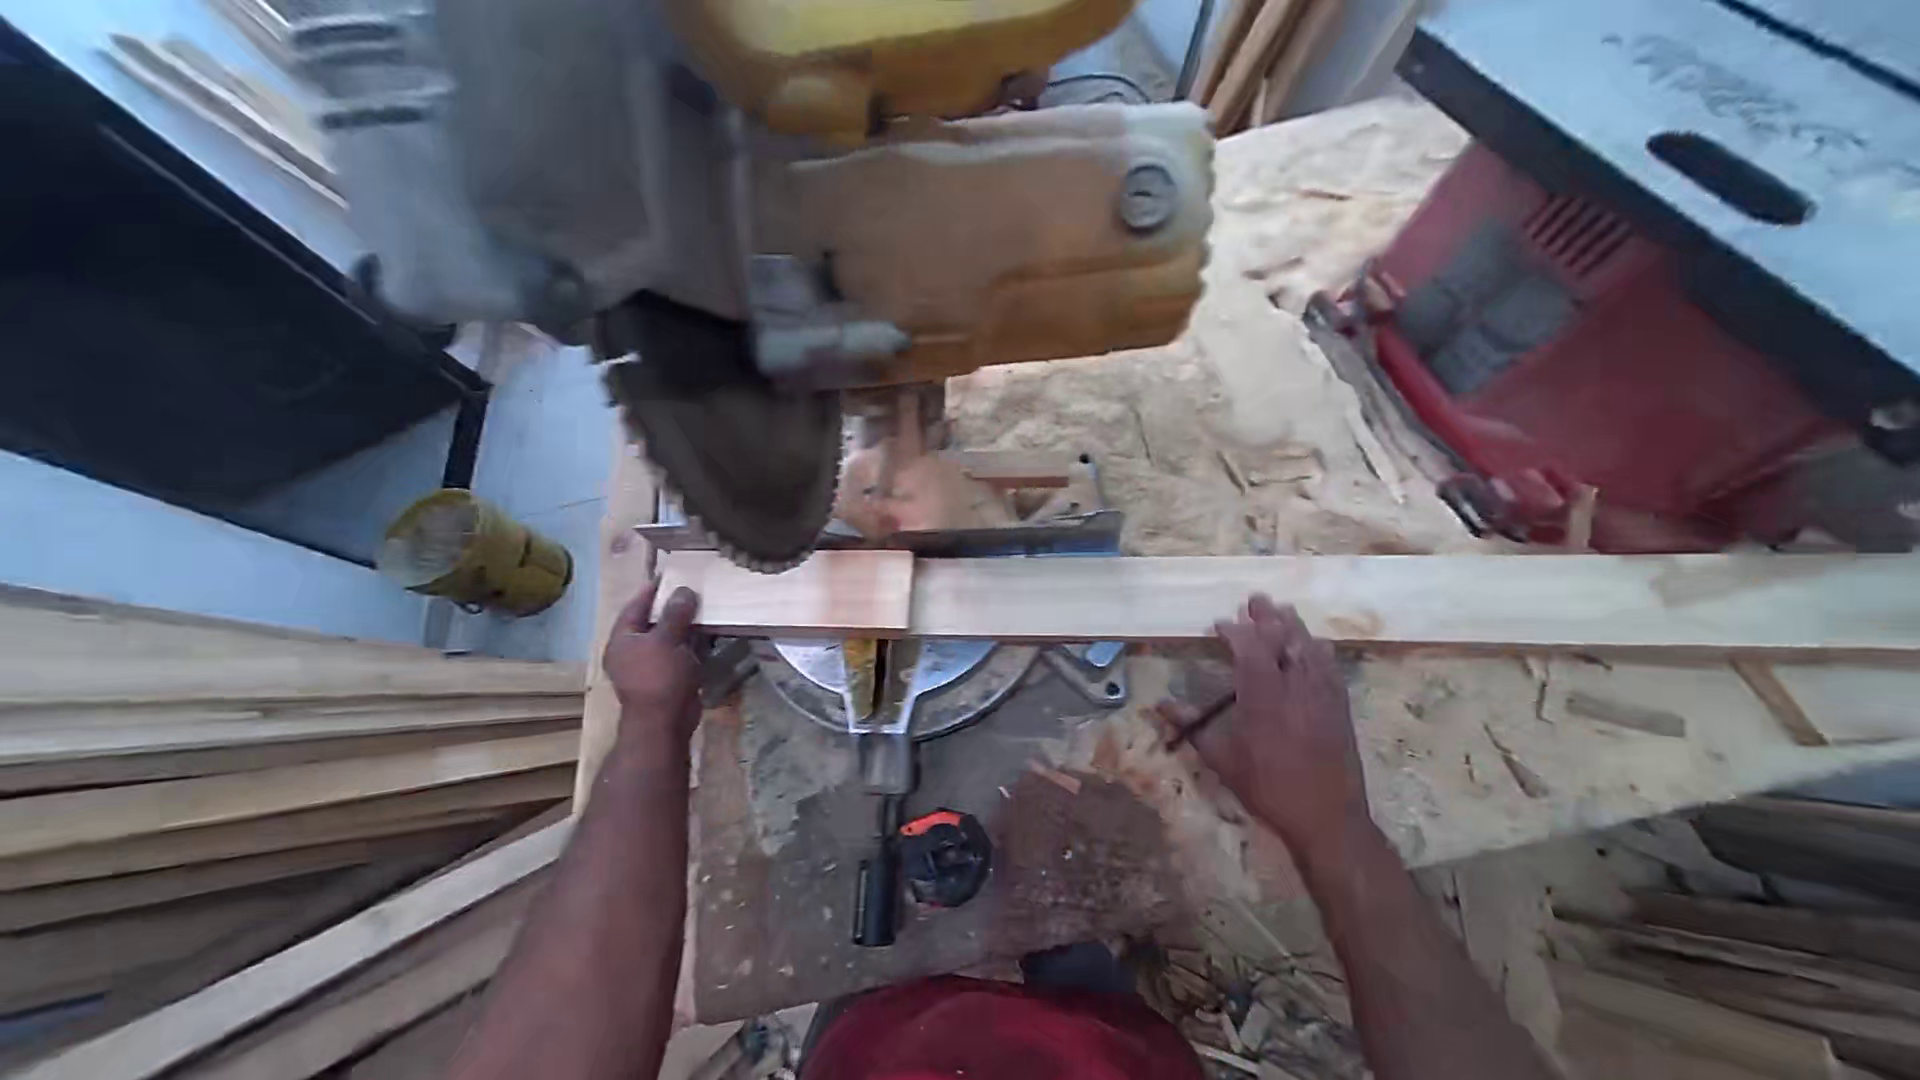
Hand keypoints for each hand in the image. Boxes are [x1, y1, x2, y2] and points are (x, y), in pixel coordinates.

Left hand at [602, 580, 702, 752]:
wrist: (665, 722)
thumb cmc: (659, 677)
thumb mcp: (667, 639)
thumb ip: (676, 613)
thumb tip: (684, 591)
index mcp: (623, 640)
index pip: (634, 607)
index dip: (650, 590)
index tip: (668, 575)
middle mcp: (633, 651)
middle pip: (652, 621)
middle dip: (672, 607)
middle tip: (691, 589)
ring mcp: (650, 666)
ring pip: (668, 638)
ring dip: (685, 625)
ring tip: (705, 607)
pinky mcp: (668, 678)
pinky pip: (680, 653)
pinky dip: (692, 643)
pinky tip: (709, 633)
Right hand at [1161, 595, 1369, 849]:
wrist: (1326, 817)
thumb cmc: (1266, 786)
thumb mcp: (1221, 758)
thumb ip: (1191, 726)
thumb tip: (1159, 705)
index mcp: (1263, 697)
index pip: (1250, 649)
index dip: (1235, 631)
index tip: (1219, 624)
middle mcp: (1294, 688)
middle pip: (1283, 640)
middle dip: (1267, 618)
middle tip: (1255, 600)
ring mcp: (1322, 696)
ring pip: (1309, 649)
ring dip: (1294, 627)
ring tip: (1283, 610)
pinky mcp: (1340, 708)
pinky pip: (1330, 668)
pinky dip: (1319, 650)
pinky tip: (1316, 644)